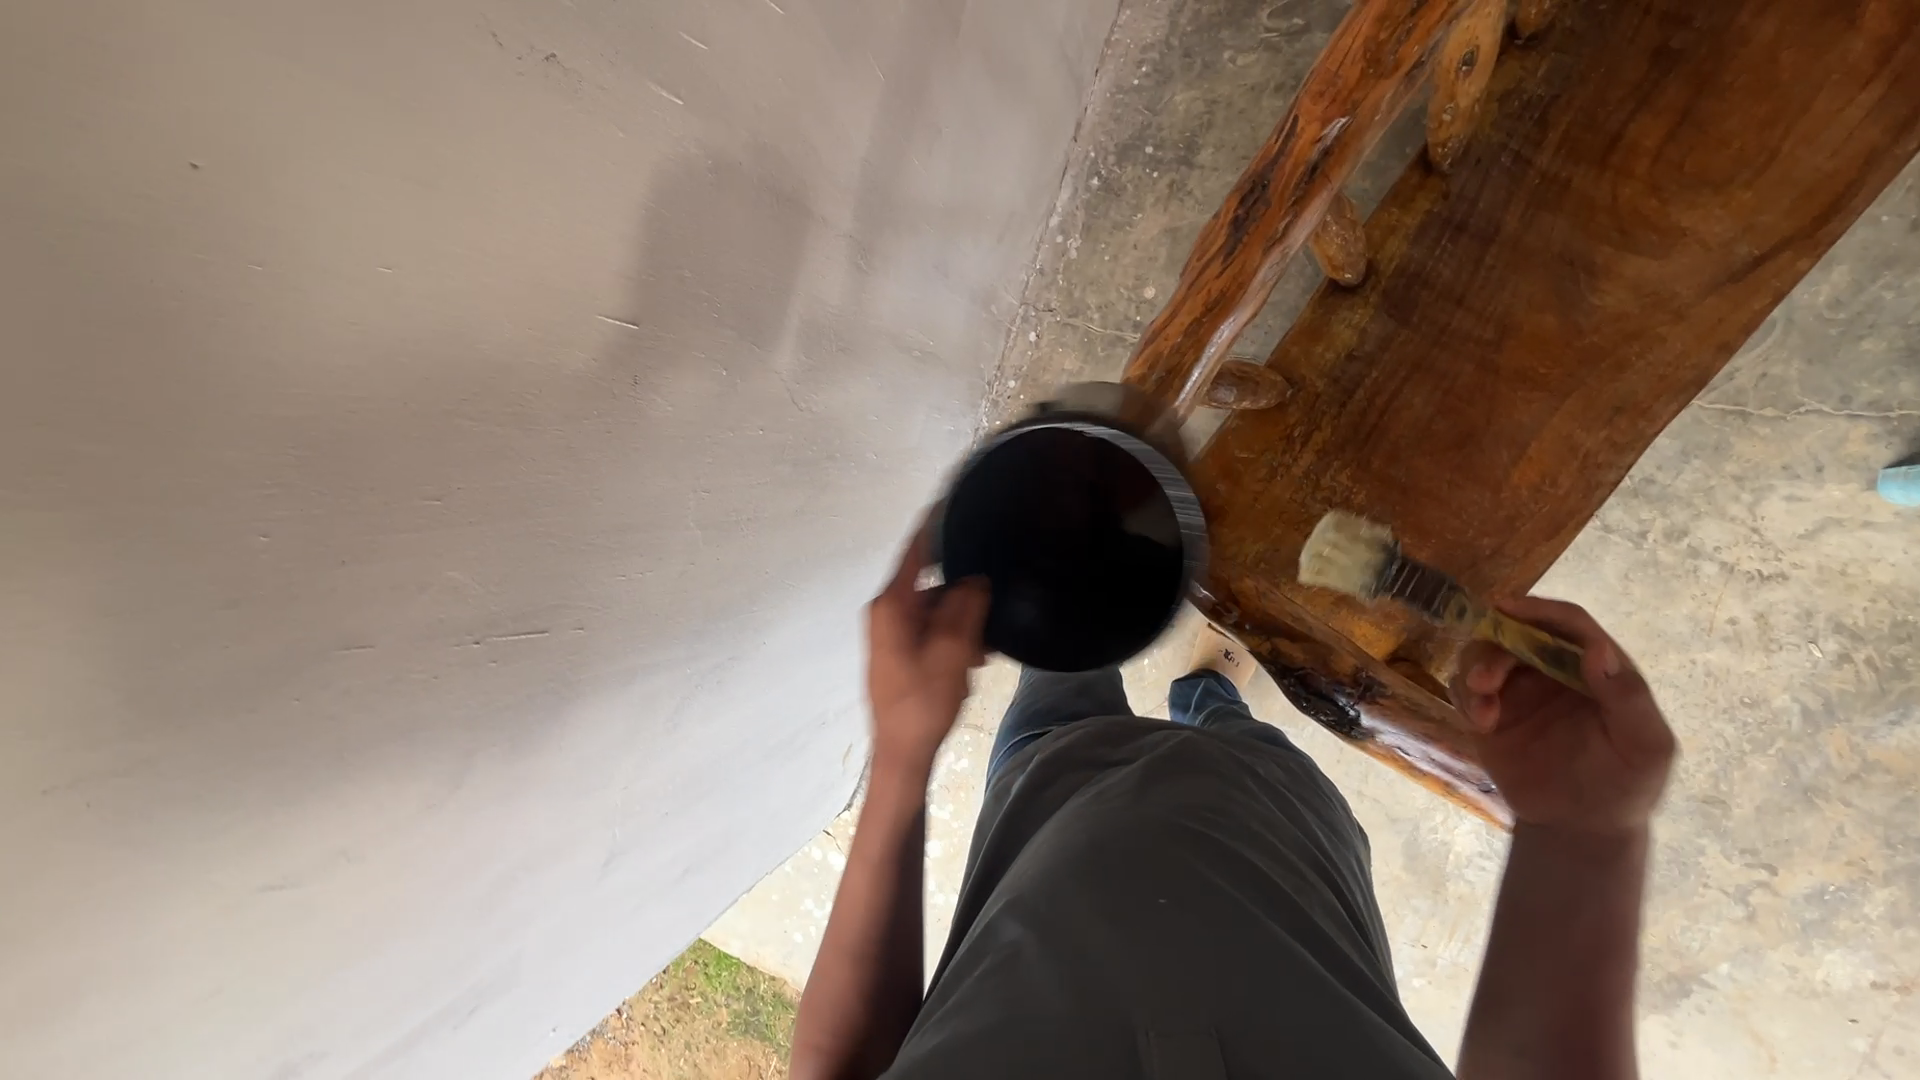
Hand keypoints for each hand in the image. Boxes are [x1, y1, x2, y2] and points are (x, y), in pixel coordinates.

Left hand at [865, 522, 990, 771]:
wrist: (901, 754)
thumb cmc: (923, 701)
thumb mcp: (953, 651)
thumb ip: (966, 607)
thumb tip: (975, 579)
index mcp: (891, 605)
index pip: (916, 550)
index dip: (936, 523)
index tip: (955, 498)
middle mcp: (886, 612)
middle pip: (932, 586)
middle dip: (965, 597)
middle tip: (994, 609)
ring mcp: (890, 634)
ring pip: (935, 613)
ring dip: (963, 625)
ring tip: (986, 650)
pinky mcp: (898, 652)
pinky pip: (930, 632)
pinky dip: (952, 640)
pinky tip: (974, 662)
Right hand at [1450, 597, 1675, 835]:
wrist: (1579, 827)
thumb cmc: (1624, 785)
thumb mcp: (1644, 745)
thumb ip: (1628, 697)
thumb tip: (1597, 649)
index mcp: (1596, 669)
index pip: (1568, 624)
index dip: (1538, 610)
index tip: (1504, 607)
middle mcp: (1552, 670)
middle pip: (1514, 635)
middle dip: (1493, 650)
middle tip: (1483, 682)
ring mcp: (1517, 689)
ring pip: (1482, 655)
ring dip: (1474, 673)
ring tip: (1481, 710)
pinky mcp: (1487, 710)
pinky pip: (1463, 686)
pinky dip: (1464, 698)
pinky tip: (1480, 725)